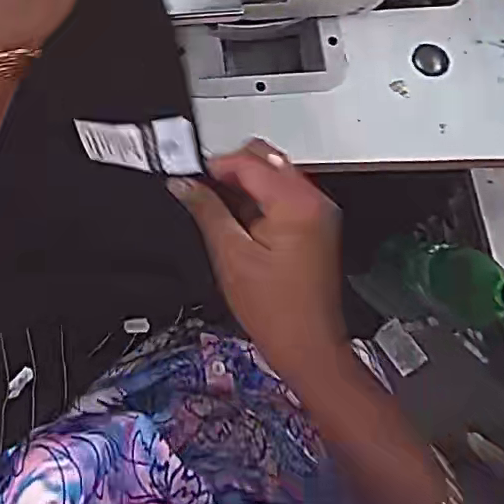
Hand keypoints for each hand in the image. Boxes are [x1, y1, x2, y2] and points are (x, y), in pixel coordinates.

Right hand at [167, 139, 346, 375]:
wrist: (308, 345)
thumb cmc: (278, 312)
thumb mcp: (231, 256)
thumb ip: (206, 211)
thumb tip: (185, 186)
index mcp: (295, 204)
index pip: (249, 161)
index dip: (216, 166)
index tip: (192, 178)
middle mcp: (313, 201)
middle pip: (266, 158)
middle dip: (231, 170)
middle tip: (203, 190)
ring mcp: (318, 212)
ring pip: (274, 173)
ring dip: (244, 184)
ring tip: (220, 211)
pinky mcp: (316, 223)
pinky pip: (284, 194)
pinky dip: (259, 199)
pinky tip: (241, 222)